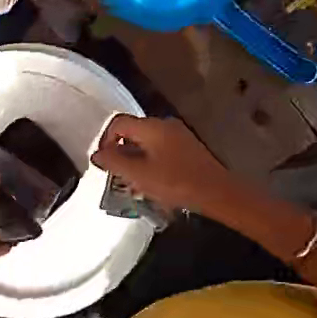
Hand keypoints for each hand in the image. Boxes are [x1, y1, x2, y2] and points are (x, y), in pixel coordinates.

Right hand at [90, 114, 235, 212]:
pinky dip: (149, 161)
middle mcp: (165, 125)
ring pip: (146, 142)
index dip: (105, 140)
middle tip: (116, 173)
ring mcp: (179, 136)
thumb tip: (97, 154)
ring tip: (132, 181)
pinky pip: (160, 149)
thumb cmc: (175, 182)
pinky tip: (151, 181)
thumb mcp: (137, 174)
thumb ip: (112, 162)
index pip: (117, 123)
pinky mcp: (188, 148)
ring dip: (134, 159)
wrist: (219, 194)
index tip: (104, 162)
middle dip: (120, 152)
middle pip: (132, 132)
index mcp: (151, 127)